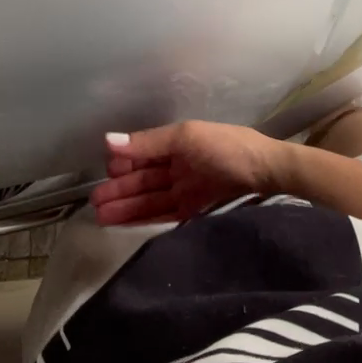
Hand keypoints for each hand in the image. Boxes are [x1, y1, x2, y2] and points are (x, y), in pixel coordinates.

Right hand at [89, 122, 296, 224]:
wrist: (267, 171)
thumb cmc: (227, 147)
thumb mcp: (186, 137)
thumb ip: (148, 142)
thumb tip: (108, 141)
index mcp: (176, 142)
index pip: (142, 154)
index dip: (123, 164)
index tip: (106, 174)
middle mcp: (179, 164)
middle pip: (143, 179)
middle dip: (119, 190)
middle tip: (94, 205)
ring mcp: (186, 187)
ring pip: (150, 198)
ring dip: (126, 207)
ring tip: (101, 217)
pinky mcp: (195, 209)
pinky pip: (165, 214)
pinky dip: (145, 219)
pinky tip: (127, 225)